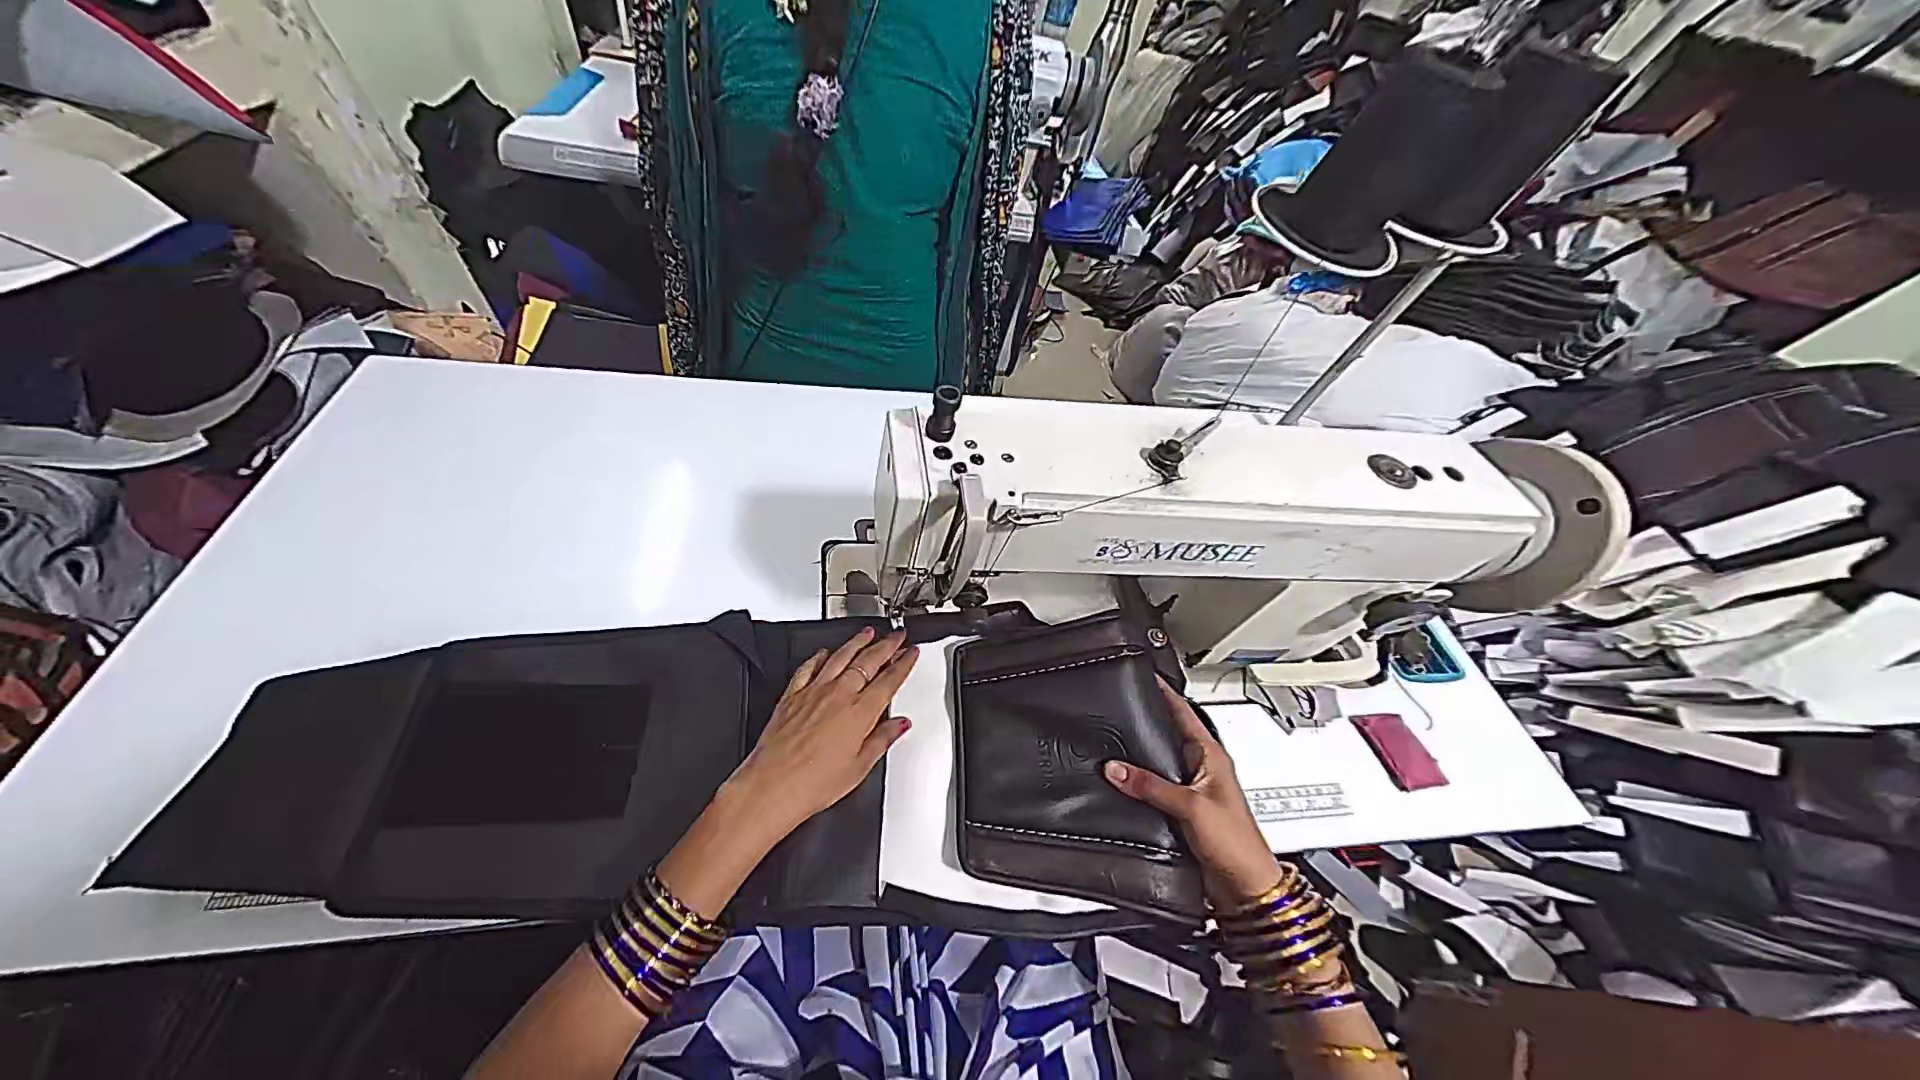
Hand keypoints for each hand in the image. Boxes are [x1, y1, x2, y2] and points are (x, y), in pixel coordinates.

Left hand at [724, 626, 918, 836]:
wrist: (771, 786)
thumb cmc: (811, 783)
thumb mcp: (859, 767)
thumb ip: (882, 739)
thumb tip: (899, 724)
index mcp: (860, 713)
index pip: (889, 679)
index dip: (904, 663)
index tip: (911, 652)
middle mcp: (838, 696)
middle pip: (868, 661)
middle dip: (887, 645)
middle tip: (897, 636)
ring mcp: (813, 692)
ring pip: (840, 656)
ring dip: (857, 642)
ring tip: (867, 633)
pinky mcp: (792, 695)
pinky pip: (808, 667)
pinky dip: (820, 656)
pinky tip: (824, 652)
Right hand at [1104, 677, 1283, 908]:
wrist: (1247, 887)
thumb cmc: (1238, 844)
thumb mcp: (1189, 806)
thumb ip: (1149, 786)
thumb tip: (1116, 768)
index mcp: (1212, 756)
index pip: (1184, 712)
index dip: (1165, 693)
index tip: (1146, 676)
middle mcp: (1203, 768)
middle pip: (1169, 735)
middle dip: (1147, 722)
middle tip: (1123, 706)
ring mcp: (1194, 789)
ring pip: (1161, 762)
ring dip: (1143, 757)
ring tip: (1119, 742)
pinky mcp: (1185, 810)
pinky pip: (1157, 788)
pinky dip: (1142, 783)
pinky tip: (1128, 783)